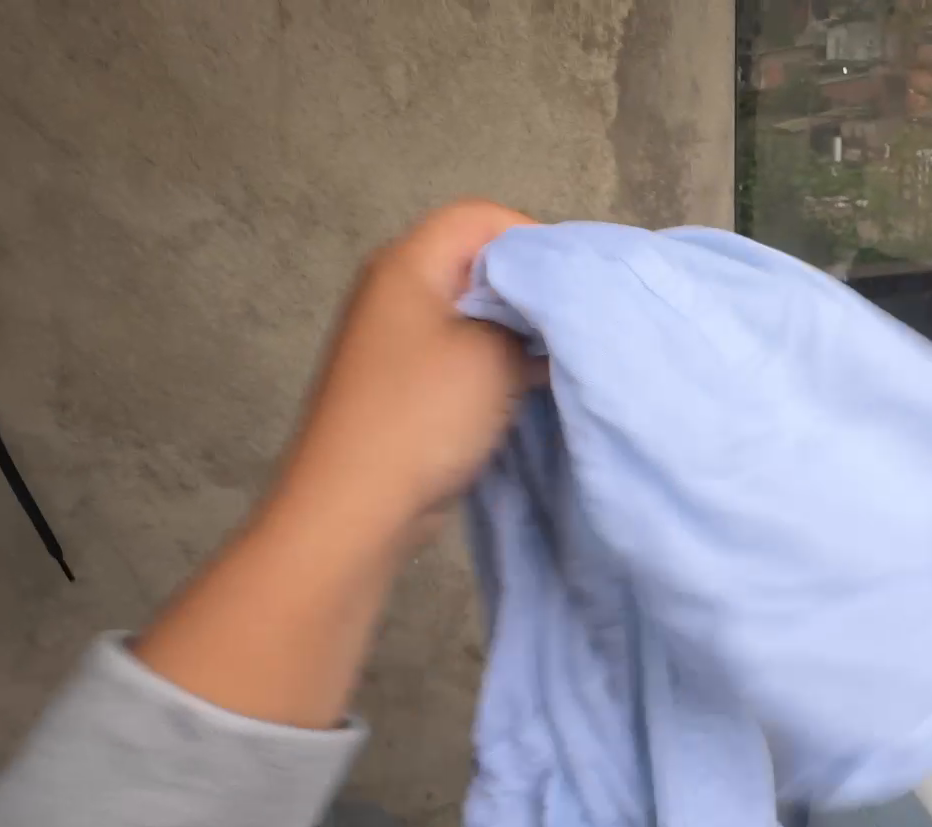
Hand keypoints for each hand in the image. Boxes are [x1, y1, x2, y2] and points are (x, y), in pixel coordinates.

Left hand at [273, 198, 537, 547]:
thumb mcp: (490, 356)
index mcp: (407, 265)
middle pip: (475, 266)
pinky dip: (493, 367)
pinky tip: (522, 391)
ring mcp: (398, 343)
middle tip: (571, 325)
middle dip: (528, 292)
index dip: (533, 240)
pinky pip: (459, 358)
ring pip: (471, 317)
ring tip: (552, 361)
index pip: (479, 219)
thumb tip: (545, 321)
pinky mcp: (405, 386)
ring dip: (512, 335)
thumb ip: (526, 323)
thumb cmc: (424, 415)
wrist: (357, 503)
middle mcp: (396, 293)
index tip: (574, 285)